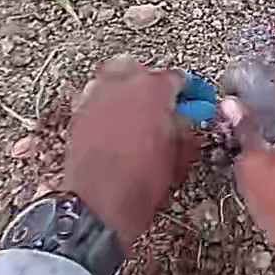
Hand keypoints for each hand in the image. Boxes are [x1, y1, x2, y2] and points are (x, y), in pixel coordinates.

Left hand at [61, 56, 196, 244]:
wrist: (99, 203)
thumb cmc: (140, 181)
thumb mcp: (178, 154)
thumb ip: (185, 127)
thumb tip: (187, 120)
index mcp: (153, 89)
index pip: (178, 78)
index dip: (191, 91)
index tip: (197, 101)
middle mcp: (122, 85)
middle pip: (140, 70)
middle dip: (154, 84)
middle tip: (166, 105)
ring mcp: (96, 97)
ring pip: (113, 78)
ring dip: (128, 90)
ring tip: (138, 111)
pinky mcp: (78, 114)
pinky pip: (96, 98)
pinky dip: (108, 105)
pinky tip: (116, 123)